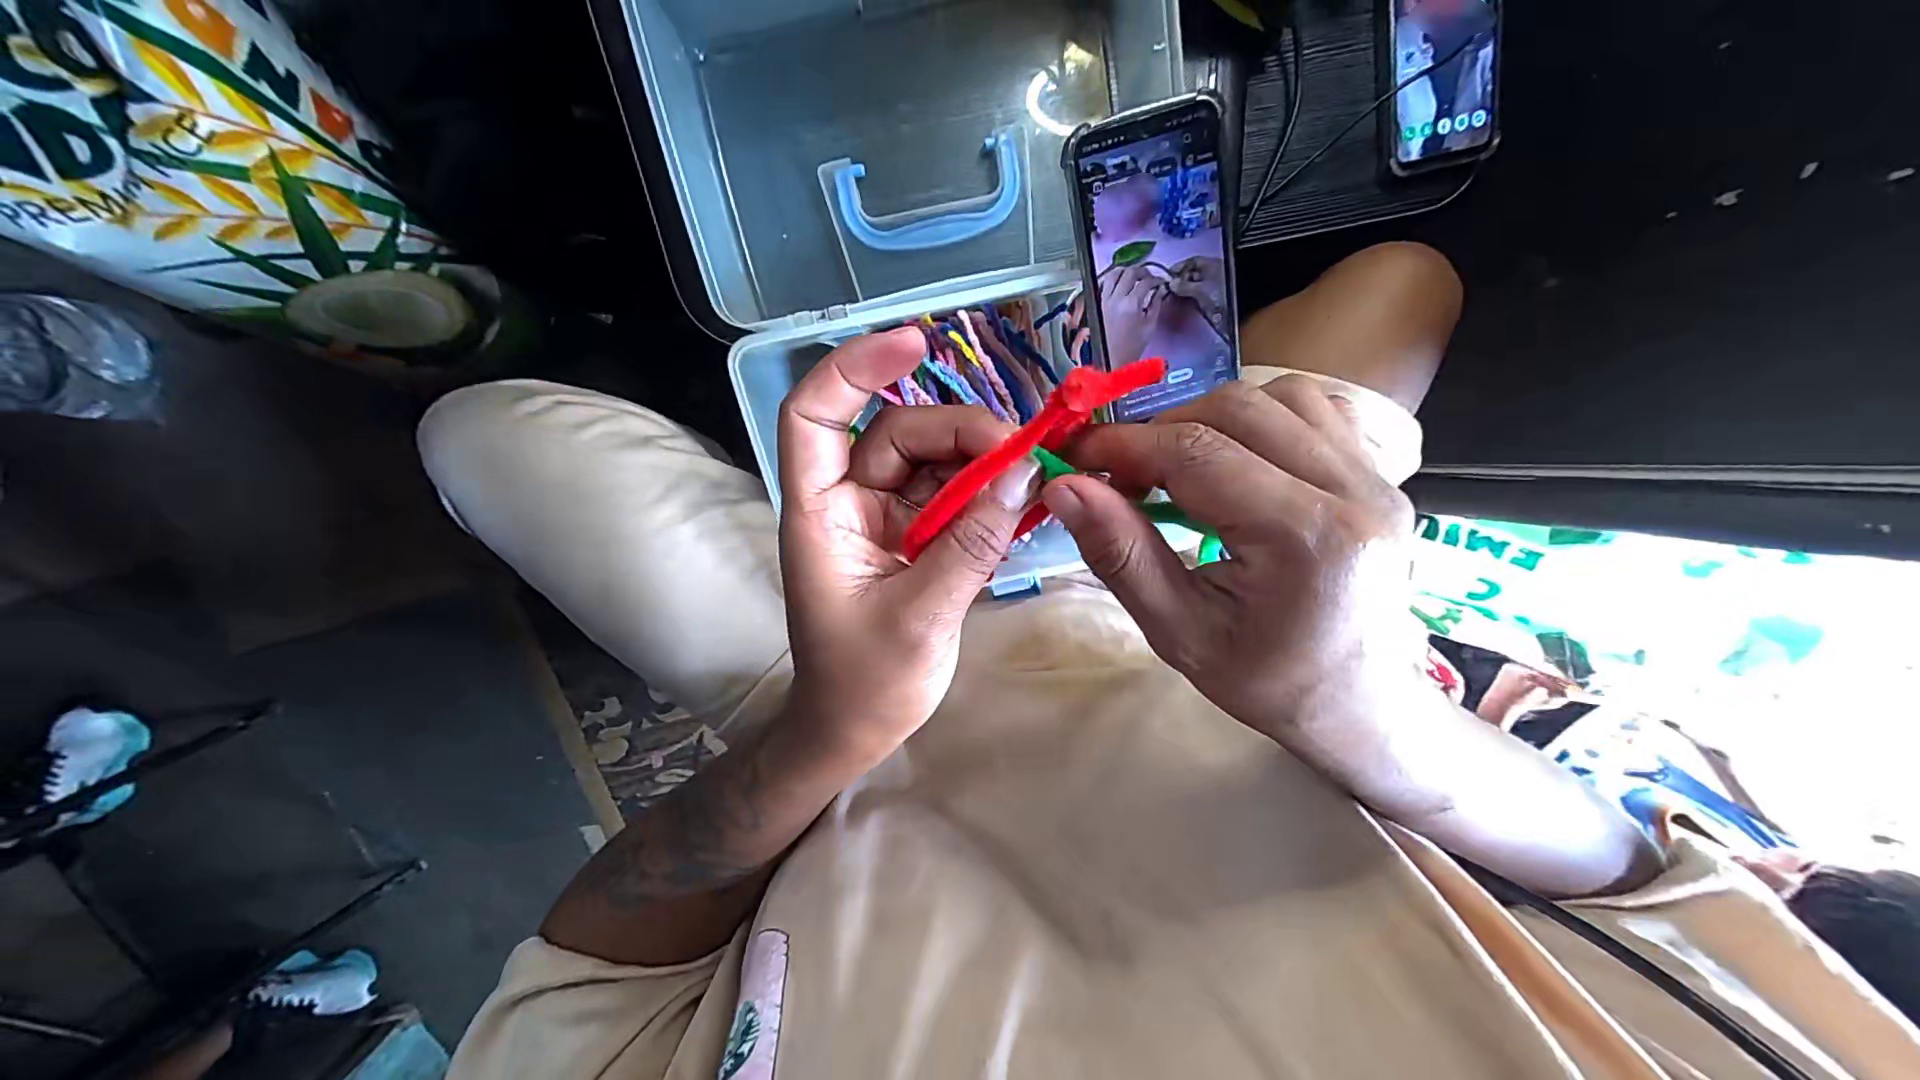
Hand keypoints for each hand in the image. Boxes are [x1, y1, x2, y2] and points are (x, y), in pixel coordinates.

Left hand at [778, 328, 1038, 764]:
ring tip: (1034, 479)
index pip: (816, 415)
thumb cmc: (865, 684)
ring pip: (936, 461)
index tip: (916, 344)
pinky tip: (1025, 501)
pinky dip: (990, 493)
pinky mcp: (918, 537)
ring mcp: (887, 517)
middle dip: (962, 433)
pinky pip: (956, 495)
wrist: (857, 730)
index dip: (855, 369)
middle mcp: (850, 501)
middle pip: (901, 433)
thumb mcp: (921, 616)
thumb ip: (972, 543)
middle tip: (1024, 457)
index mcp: (820, 512)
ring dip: (985, 462)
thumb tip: (1024, 474)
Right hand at [1043, 377, 1663, 897]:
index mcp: (1305, 537)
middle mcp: (1353, 489)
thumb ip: (1120, 554)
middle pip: (1235, 409)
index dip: (1122, 445)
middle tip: (1123, 478)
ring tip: (1177, 471)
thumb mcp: (1178, 632)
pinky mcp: (1379, 470)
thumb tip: (1063, 487)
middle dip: (1160, 432)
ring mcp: (1376, 474)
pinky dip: (1255, 418)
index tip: (1074, 459)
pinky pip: (1309, 407)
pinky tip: (1233, 460)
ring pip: (1274, 396)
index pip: (1197, 453)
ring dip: (1206, 420)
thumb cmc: (1265, 680)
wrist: (1358, 701)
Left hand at [1097, 263, 1166, 367]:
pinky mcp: (1099, 304)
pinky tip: (1120, 283)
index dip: (1157, 279)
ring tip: (1134, 276)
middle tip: (1150, 276)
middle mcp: (1115, 299)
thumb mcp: (1150, 325)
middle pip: (1129, 273)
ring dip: (1125, 271)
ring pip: (1113, 274)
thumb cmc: (1132, 347)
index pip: (1146, 282)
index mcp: (1131, 305)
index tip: (1161, 283)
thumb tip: (1160, 290)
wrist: (1112, 359)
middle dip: (1143, 271)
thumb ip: (1156, 304)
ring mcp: (1104, 301)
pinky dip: (1113, 279)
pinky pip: (1104, 284)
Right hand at [1167, 255, 1227, 332]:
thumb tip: (1171, 284)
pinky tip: (1183, 303)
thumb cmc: (1220, 294)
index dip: (1179, 268)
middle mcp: (1212, 273)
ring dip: (1184, 291)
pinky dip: (1189, 299)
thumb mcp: (1200, 288)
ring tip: (1174, 298)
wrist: (1237, 311)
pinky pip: (1197, 296)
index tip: (1168, 277)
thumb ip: (1184, 286)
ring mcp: (1212, 286)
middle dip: (1180, 281)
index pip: (1192, 262)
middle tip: (1169, 289)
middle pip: (1192, 274)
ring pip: (1194, 286)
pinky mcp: (1212, 299)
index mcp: (1211, 265)